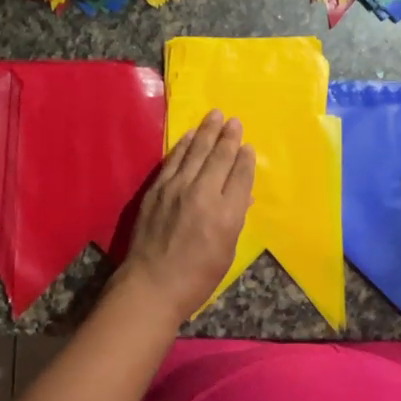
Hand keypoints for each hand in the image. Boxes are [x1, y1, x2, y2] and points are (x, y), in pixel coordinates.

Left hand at [113, 110, 254, 325]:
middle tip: (234, 121)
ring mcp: (177, 188)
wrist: (152, 285)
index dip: (245, 159)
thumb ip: (234, 219)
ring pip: (195, 152)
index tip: (248, 146)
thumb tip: (243, 196)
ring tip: (215, 116)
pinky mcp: (157, 189)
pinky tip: (190, 136)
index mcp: (226, 214)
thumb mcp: (227, 253)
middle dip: (228, 137)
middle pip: (219, 158)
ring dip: (207, 132)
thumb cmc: (196, 278)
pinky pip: (174, 160)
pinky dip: (184, 146)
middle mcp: (203, 194)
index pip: (240, 176)